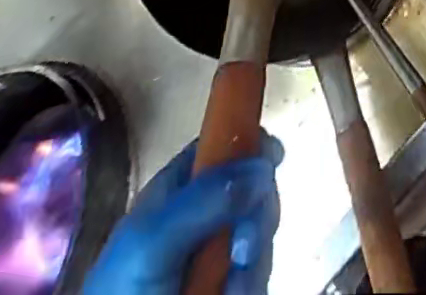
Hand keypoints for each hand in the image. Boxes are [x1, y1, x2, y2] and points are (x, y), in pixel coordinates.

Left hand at [82, 134, 283, 294]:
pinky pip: (260, 276)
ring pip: (262, 236)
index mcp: (177, 194)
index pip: (222, 148)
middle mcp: (203, 219)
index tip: (274, 158)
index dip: (251, 145)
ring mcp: (217, 259)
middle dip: (257, 219)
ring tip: (228, 292)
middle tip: (241, 251)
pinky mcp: (232, 290)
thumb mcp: (152, 244)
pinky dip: (252, 288)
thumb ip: (204, 200)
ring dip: (253, 263)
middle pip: (255, 191)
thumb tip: (263, 166)